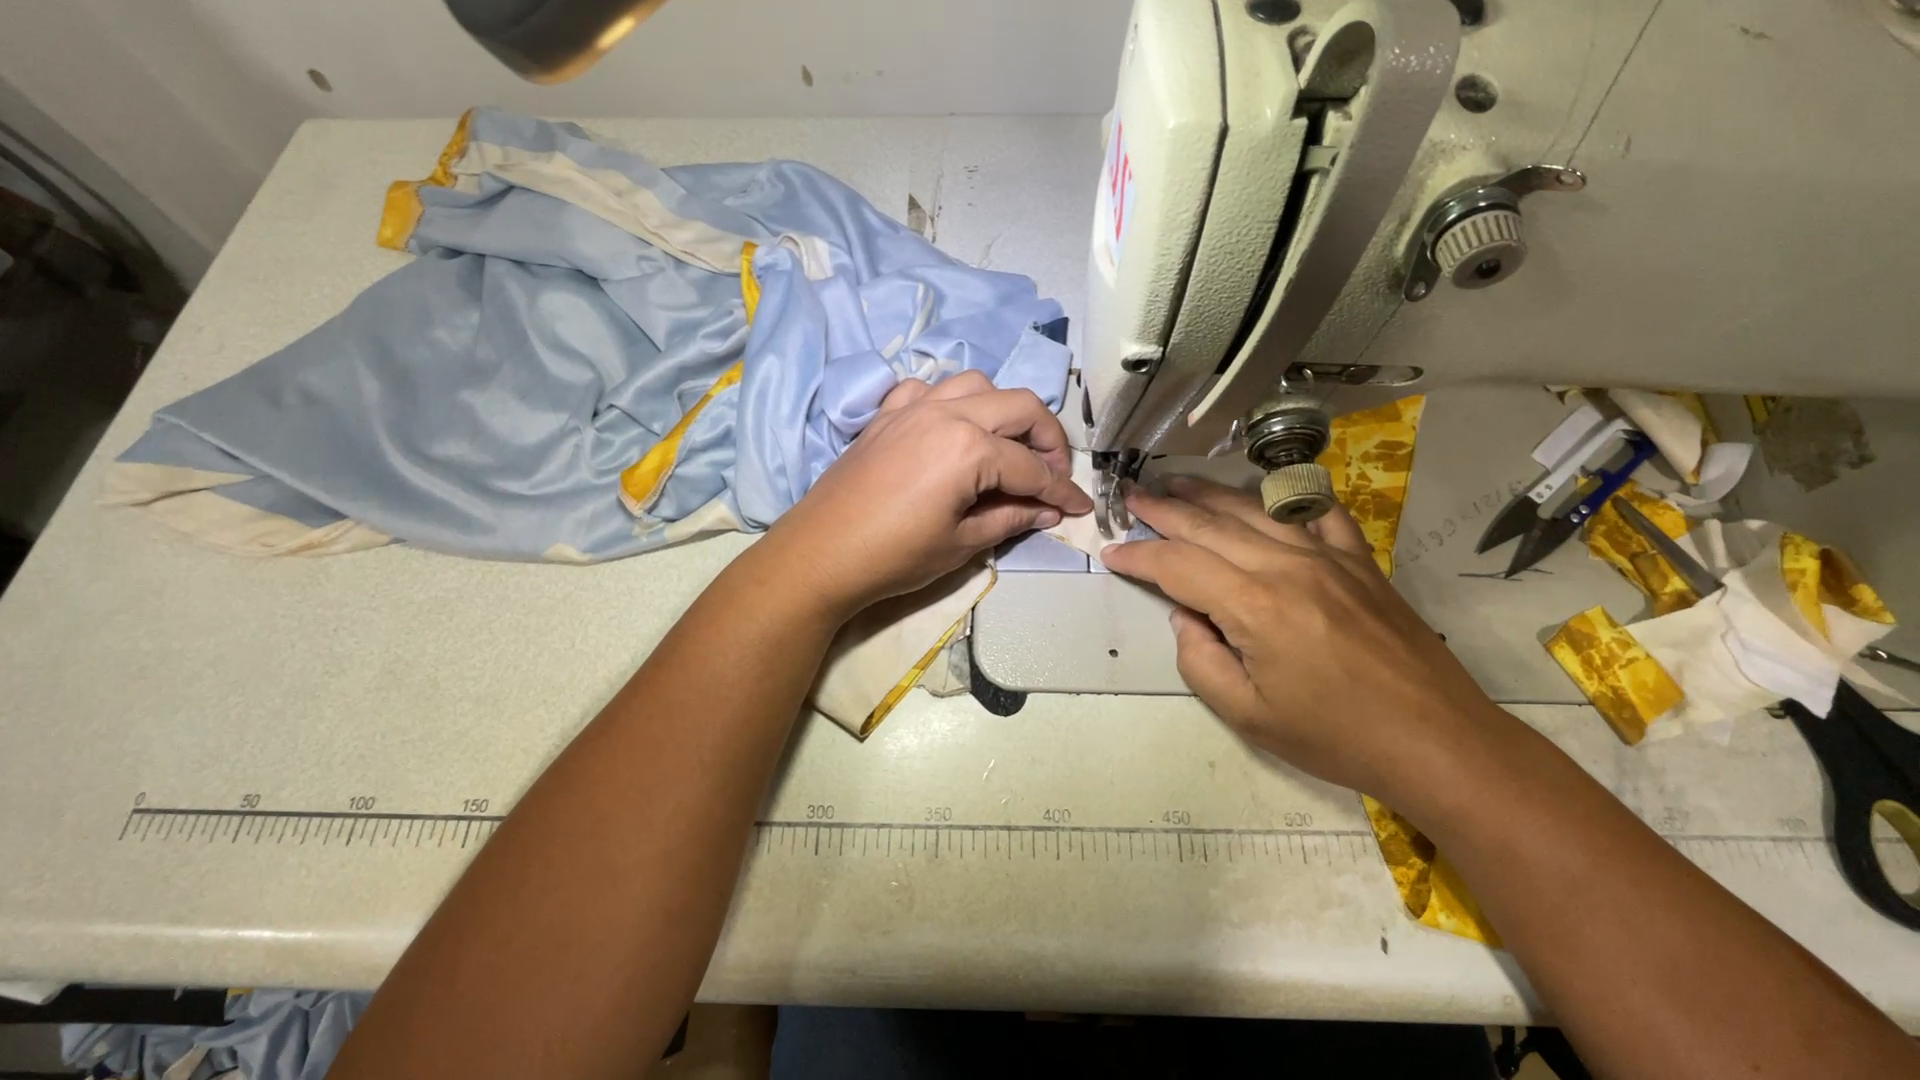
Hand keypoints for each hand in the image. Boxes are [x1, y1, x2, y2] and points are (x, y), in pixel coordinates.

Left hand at [762, 371, 1093, 618]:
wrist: (820, 554)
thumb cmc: (894, 557)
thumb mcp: (962, 543)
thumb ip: (1011, 518)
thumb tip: (1047, 510)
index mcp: (968, 448)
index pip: (1032, 467)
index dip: (1063, 491)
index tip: (1081, 508)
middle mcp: (946, 412)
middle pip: (1019, 406)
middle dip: (1048, 438)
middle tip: (1053, 475)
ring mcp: (913, 406)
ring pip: (977, 384)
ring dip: (1003, 411)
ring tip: (1008, 447)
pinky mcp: (886, 414)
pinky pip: (928, 388)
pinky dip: (951, 401)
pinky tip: (952, 429)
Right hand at [1100, 476, 1501, 800]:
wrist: (1434, 740)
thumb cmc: (1335, 737)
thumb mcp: (1246, 716)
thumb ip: (1200, 661)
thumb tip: (1187, 617)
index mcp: (1255, 607)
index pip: (1179, 566)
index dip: (1139, 556)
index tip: (1112, 553)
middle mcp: (1288, 567)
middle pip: (1211, 525)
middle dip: (1165, 510)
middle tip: (1132, 496)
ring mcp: (1330, 557)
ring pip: (1257, 509)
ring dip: (1211, 494)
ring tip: (1178, 483)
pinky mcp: (1361, 561)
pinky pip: (1320, 511)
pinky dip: (1289, 495)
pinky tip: (1268, 490)